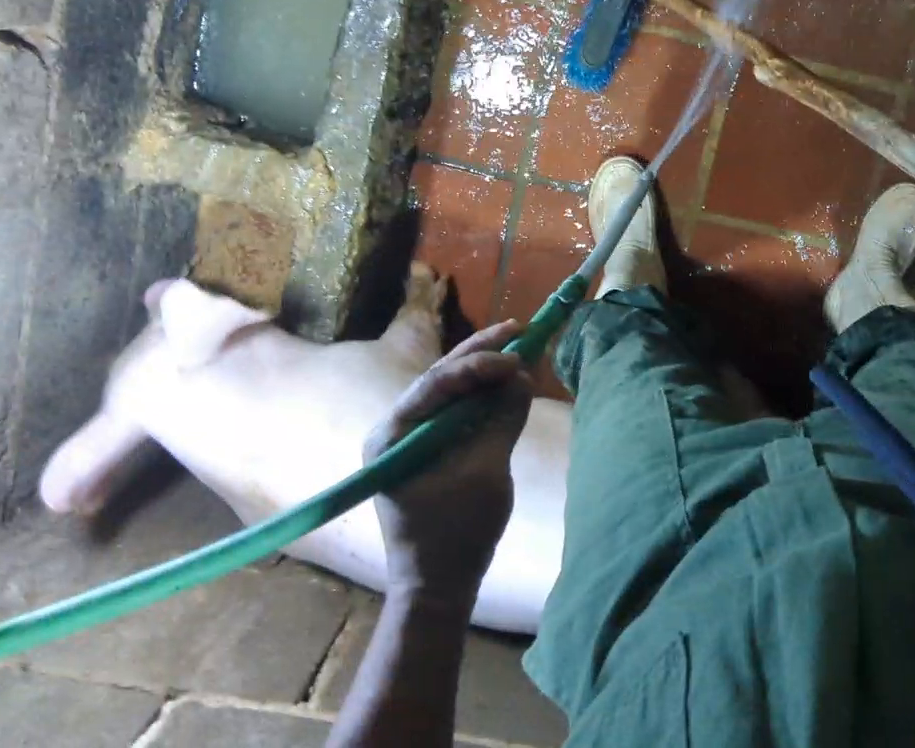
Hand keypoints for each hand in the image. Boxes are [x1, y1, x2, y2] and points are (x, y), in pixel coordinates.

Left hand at [364, 320, 533, 594]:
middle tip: (519, 329)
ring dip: (484, 369)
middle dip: (480, 353)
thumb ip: (502, 421)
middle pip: (440, 378)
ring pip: (450, 390)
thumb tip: (522, 377)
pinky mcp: (430, 449)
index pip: (435, 384)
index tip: (515, 358)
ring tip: (518, 344)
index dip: (476, 365)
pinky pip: (457, 411)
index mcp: (392, 436)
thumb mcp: (486, 474)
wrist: (437, 586)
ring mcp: (412, 439)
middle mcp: (395, 429)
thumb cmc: (455, 534)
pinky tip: (508, 380)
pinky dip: (484, 395)